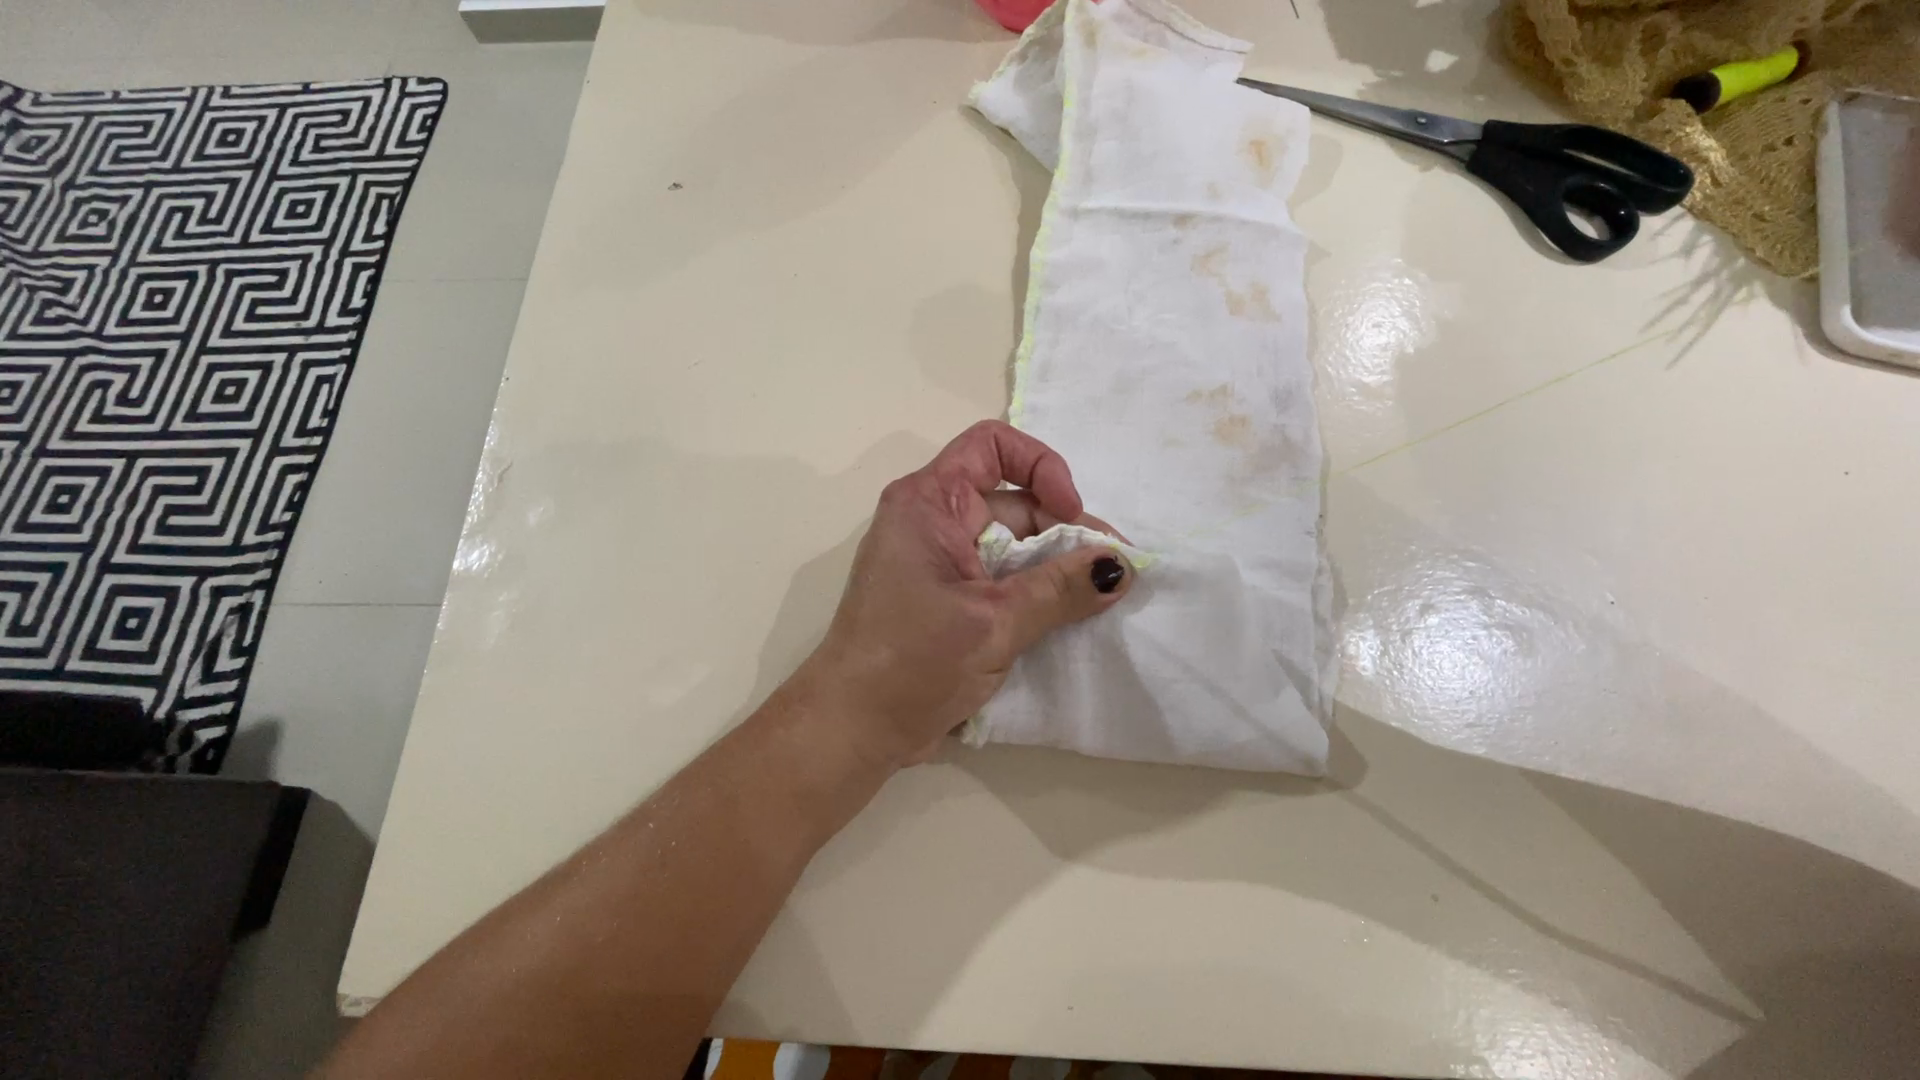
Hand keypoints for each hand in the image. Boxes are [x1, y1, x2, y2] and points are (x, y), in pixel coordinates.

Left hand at [793, 421, 1133, 768]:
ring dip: (1055, 566)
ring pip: (1011, 545)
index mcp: (928, 503)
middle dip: (1064, 528)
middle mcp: (932, 521)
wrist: (853, 729)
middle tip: (1112, 570)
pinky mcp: (948, 601)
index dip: (1041, 466)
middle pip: (1011, 500)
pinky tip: (1073, 615)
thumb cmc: (911, 663)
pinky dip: (1036, 591)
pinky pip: (1001, 579)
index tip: (1070, 512)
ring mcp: (939, 563)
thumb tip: (1121, 566)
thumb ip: (1060, 590)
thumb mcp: (993, 623)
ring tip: (1103, 595)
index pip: (992, 445)